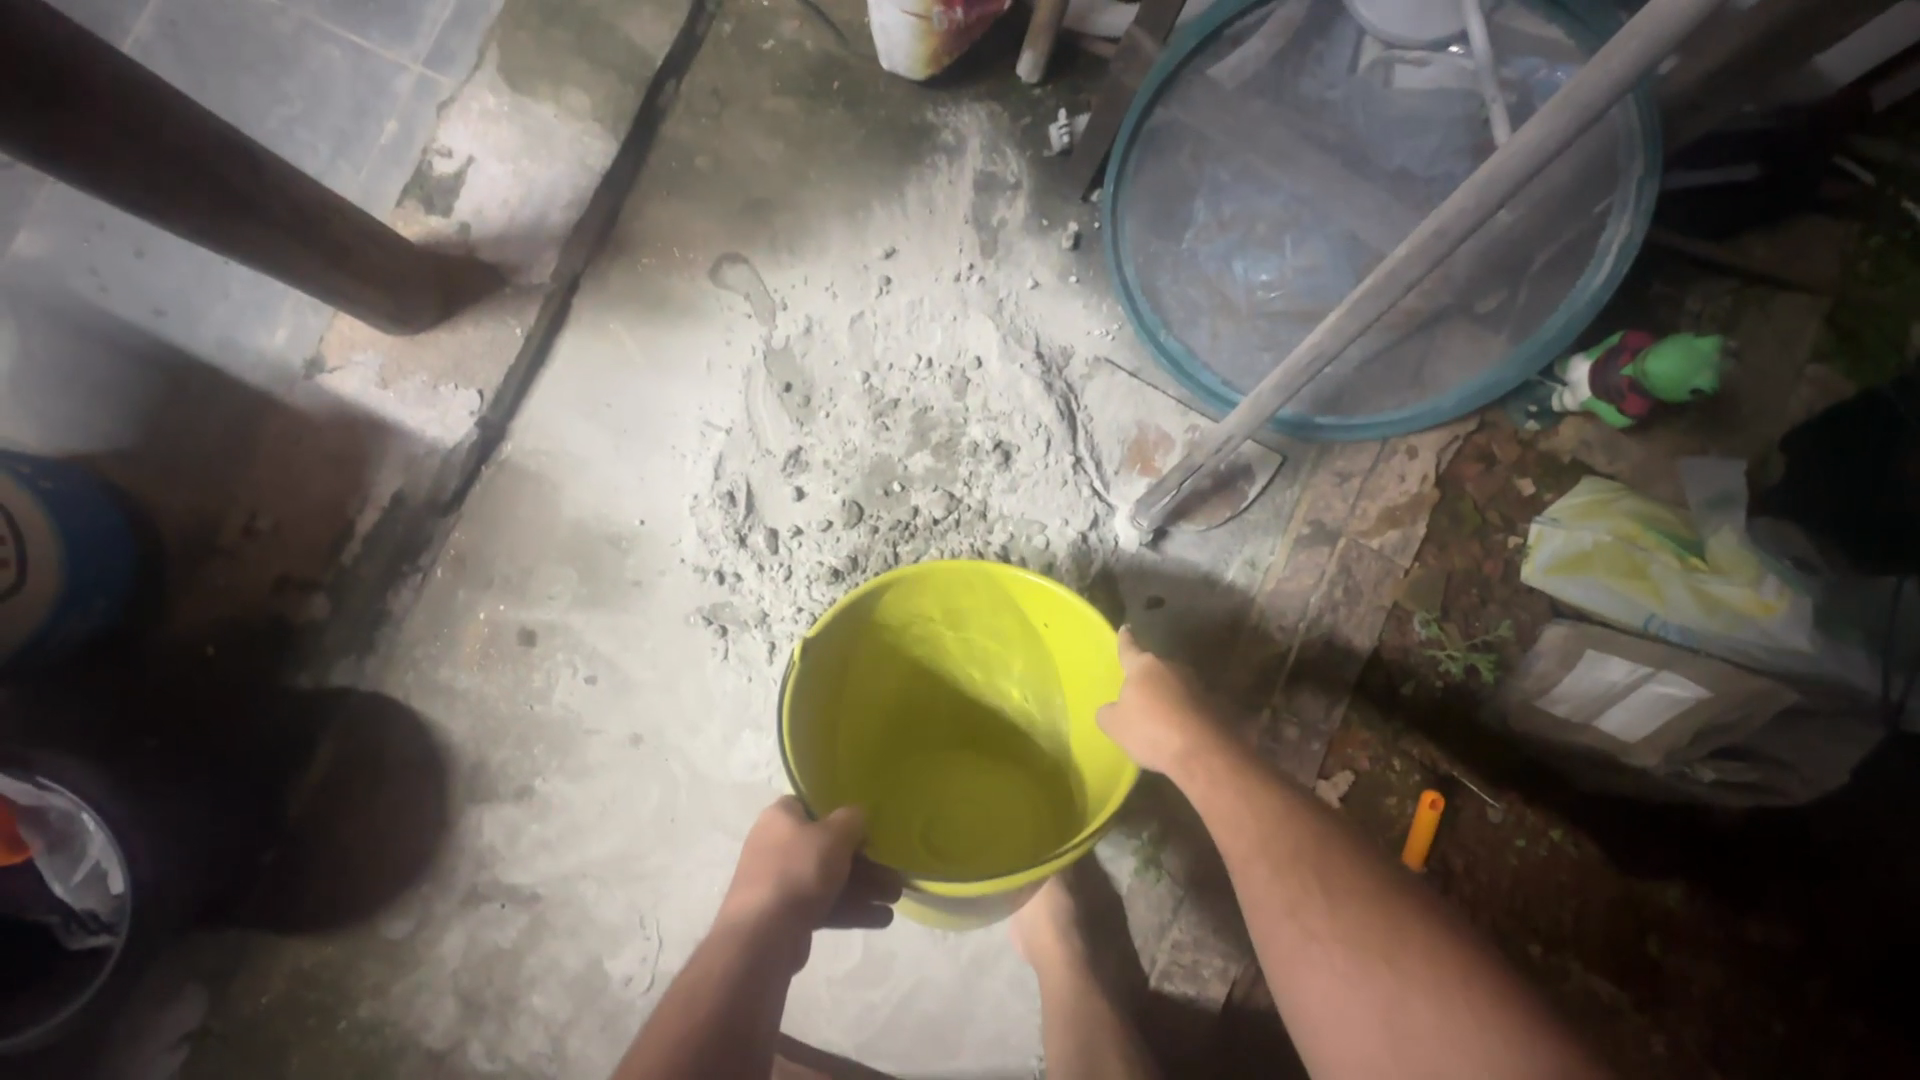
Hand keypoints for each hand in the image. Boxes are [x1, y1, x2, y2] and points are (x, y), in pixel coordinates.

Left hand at [716, 797, 902, 946]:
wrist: (763, 936)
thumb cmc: (799, 870)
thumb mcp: (834, 834)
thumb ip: (852, 818)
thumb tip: (858, 816)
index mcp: (781, 817)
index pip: (812, 805)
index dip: (840, 812)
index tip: (867, 823)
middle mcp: (777, 846)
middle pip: (827, 847)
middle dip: (864, 860)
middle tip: (893, 868)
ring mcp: (781, 882)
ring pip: (830, 879)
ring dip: (864, 886)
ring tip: (895, 896)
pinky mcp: (788, 915)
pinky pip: (825, 905)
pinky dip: (852, 909)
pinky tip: (883, 918)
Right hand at [1096, 626, 1229, 775]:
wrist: (1202, 751)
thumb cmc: (1151, 730)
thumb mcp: (1114, 725)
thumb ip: (1108, 712)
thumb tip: (1111, 708)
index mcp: (1144, 667)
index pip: (1129, 648)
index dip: (1125, 640)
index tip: (1126, 627)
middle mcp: (1171, 668)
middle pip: (1154, 670)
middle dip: (1148, 680)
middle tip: (1139, 697)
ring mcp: (1196, 684)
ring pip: (1175, 687)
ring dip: (1167, 699)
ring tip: (1161, 721)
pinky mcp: (1214, 704)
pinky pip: (1190, 706)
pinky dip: (1183, 715)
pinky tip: (1178, 732)